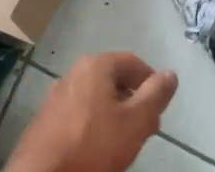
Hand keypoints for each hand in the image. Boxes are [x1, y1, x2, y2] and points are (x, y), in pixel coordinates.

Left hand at [3, 53, 178, 171]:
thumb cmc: (93, 146)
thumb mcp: (136, 121)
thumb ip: (156, 95)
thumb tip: (170, 74)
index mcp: (95, 66)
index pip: (133, 63)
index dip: (151, 84)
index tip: (158, 110)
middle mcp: (73, 74)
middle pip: (113, 81)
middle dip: (133, 103)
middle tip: (145, 129)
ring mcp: (55, 98)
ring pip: (95, 100)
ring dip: (113, 116)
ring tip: (123, 143)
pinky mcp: (44, 123)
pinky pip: (78, 116)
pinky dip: (93, 127)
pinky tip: (96, 150)